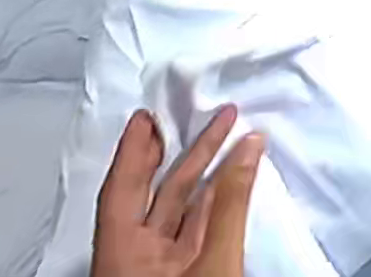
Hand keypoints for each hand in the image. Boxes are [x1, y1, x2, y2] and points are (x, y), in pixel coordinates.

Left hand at [92, 105, 262, 276]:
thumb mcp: (215, 262)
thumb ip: (230, 201)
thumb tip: (250, 142)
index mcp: (121, 259)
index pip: (120, 194)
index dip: (132, 153)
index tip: (144, 116)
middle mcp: (134, 261)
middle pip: (152, 196)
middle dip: (179, 151)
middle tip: (204, 111)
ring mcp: (160, 270)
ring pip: (179, 208)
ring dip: (205, 169)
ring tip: (232, 129)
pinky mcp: (187, 275)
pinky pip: (197, 224)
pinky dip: (215, 195)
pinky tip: (236, 171)